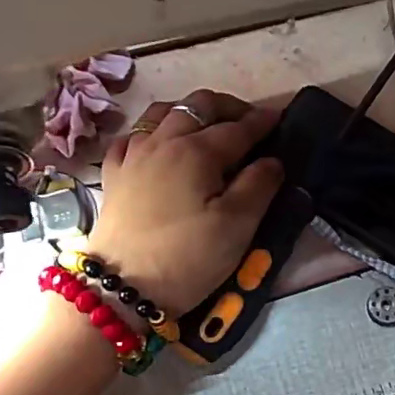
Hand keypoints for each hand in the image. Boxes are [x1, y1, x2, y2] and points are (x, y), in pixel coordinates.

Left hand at [86, 89, 283, 314]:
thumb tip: (272, 160)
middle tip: (248, 121)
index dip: (262, 121)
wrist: (122, 287)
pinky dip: (152, 133)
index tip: (280, 117)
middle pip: (197, 106)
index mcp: (196, 152)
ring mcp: (133, 156)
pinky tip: (159, 146)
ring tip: (206, 126)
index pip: (237, 128)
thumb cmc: (188, 257)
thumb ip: (259, 186)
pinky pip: (132, 137)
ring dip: (189, 112)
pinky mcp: (114, 176)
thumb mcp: (237, 226)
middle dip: (227, 107)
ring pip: (161, 113)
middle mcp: (162, 142)